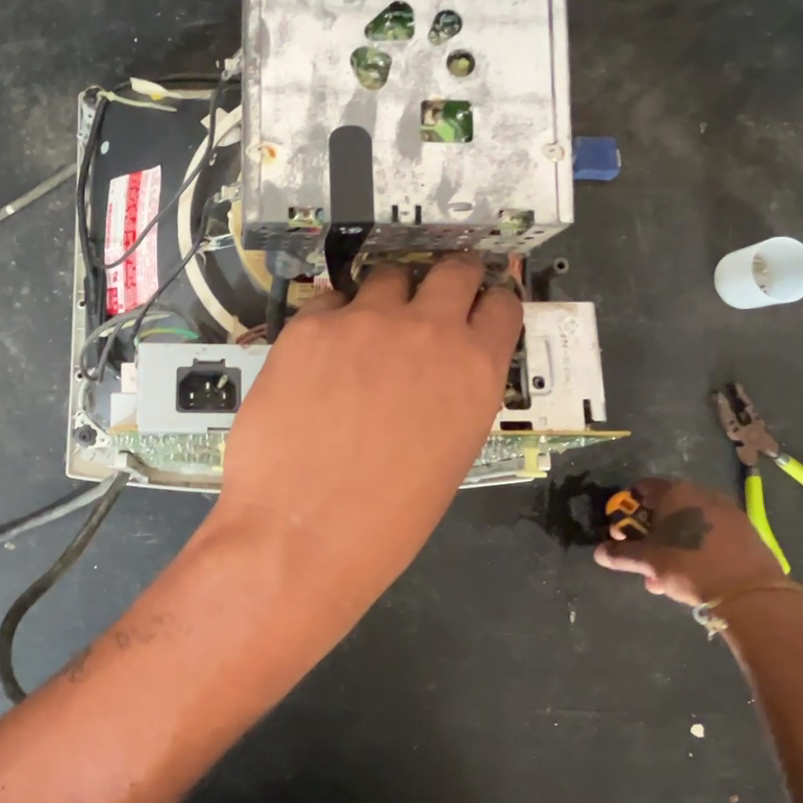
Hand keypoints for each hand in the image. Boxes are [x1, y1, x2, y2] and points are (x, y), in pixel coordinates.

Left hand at [214, 254, 521, 578]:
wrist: (300, 530)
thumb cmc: (384, 521)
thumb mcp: (447, 459)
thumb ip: (450, 402)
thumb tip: (431, 383)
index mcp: (476, 371)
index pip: (502, 307)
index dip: (489, 304)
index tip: (477, 307)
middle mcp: (427, 331)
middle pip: (451, 271)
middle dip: (447, 278)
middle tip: (431, 294)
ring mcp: (365, 321)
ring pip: (386, 278)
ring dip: (385, 296)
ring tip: (367, 327)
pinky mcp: (309, 327)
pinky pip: (328, 303)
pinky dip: (331, 319)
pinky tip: (318, 354)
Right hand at [594, 478, 781, 605]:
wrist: (752, 593)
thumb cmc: (690, 566)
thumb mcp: (648, 561)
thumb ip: (620, 554)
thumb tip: (599, 552)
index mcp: (676, 492)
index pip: (642, 489)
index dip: (627, 509)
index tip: (623, 532)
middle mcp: (702, 494)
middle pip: (666, 508)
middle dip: (650, 533)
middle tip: (643, 556)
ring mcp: (728, 511)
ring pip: (689, 524)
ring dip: (672, 544)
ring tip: (665, 575)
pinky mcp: (746, 531)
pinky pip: (710, 534)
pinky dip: (696, 548)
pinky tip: (693, 574)